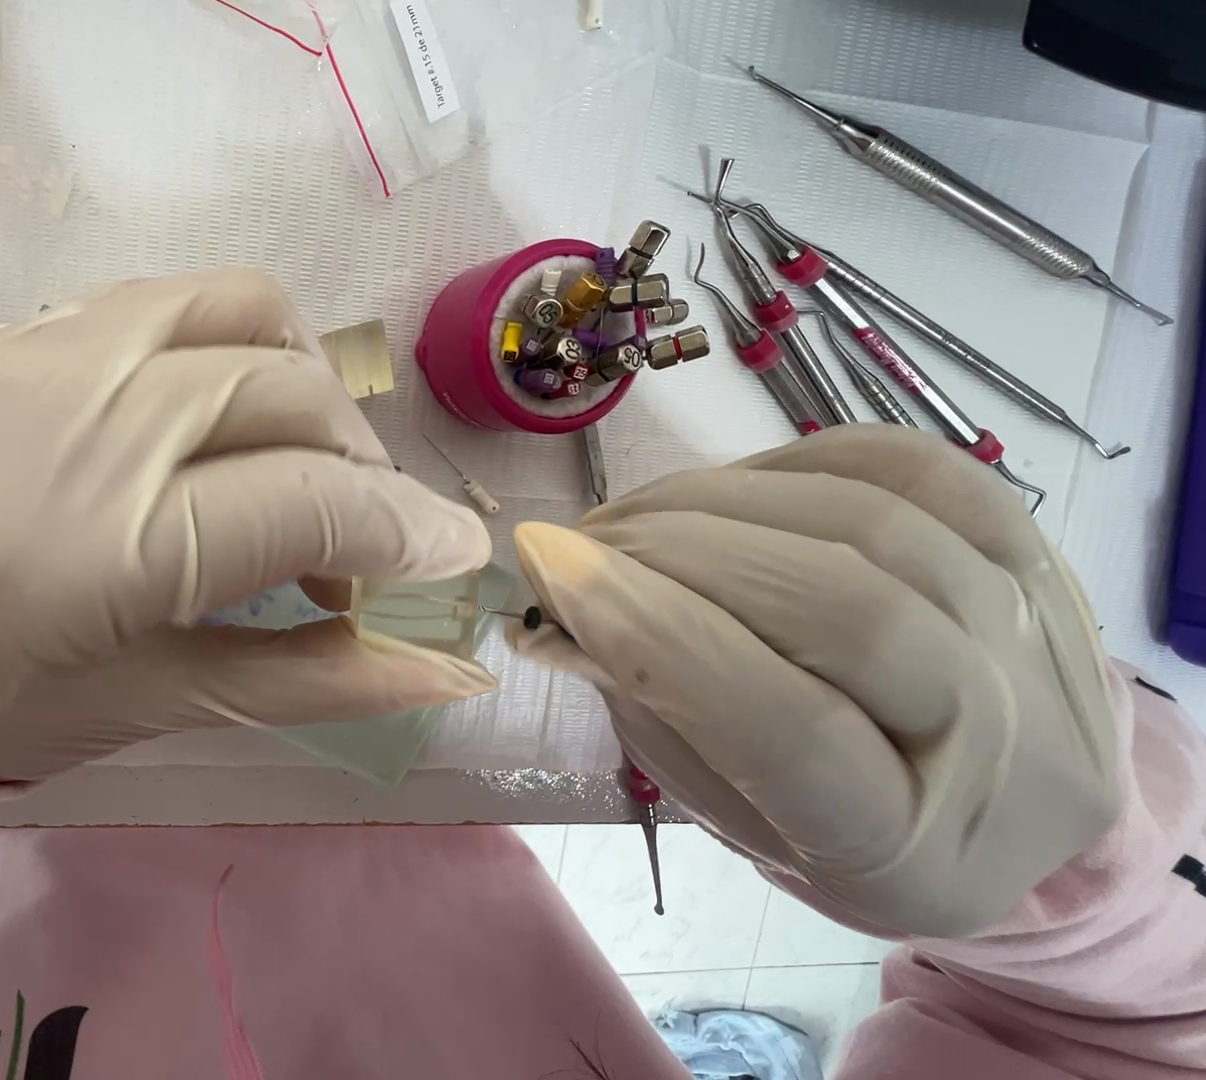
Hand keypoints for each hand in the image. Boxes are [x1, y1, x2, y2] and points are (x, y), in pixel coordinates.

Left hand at [0, 270, 494, 781]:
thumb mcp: (151, 707)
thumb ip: (308, 681)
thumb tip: (446, 676)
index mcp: (99, 549)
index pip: (301, 505)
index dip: (400, 532)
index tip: (454, 558)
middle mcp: (79, 421)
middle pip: (287, 398)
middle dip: (359, 471)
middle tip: (353, 545)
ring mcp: (43, 352)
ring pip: (245, 316)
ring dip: (308, 388)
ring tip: (294, 464)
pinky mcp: (20, 326)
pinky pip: (170, 298)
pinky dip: (235, 345)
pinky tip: (218, 415)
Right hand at [512, 425, 1119, 937]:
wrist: (972, 792)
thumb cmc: (811, 817)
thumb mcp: (712, 793)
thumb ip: (644, 700)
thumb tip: (558, 600)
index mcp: (910, 849)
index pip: (788, 727)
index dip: (656, 633)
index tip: (549, 565)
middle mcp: (1009, 743)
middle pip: (837, 606)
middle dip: (671, 552)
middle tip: (578, 543)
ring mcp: (1040, 633)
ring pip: (864, 521)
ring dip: (706, 501)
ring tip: (627, 521)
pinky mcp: (1039, 549)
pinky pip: (905, 466)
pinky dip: (783, 466)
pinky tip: (715, 495)